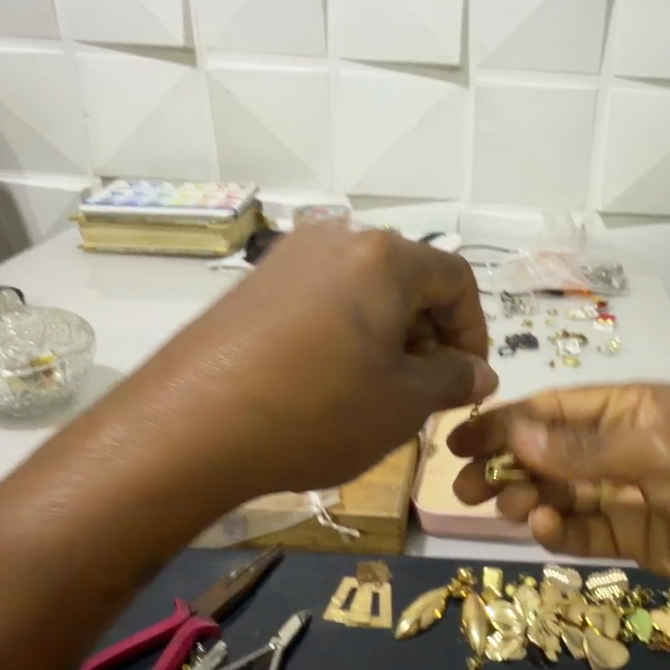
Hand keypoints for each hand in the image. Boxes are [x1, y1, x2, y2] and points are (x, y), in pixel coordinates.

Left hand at [135, 224, 495, 498]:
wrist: (188, 428)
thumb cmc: (317, 411)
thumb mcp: (403, 403)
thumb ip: (453, 379)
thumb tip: (480, 372)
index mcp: (384, 256)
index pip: (456, 280)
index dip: (474, 332)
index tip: (467, 380)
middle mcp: (337, 240)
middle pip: (408, 280)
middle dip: (429, 336)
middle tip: (424, 392)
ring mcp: (288, 259)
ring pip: (364, 292)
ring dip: (387, 337)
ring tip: (377, 392)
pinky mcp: (252, 286)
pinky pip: (321, 301)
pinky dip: (344, 335)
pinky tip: (328, 384)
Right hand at [448, 384, 669, 617]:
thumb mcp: (654, 449)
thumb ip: (581, 450)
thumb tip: (514, 436)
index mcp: (628, 407)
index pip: (552, 410)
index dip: (504, 423)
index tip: (457, 441)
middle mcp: (622, 445)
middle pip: (548, 452)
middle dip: (505, 466)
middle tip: (462, 489)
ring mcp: (627, 493)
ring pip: (559, 493)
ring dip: (528, 499)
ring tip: (506, 510)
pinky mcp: (634, 537)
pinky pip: (584, 531)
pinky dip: (559, 532)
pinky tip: (543, 531)